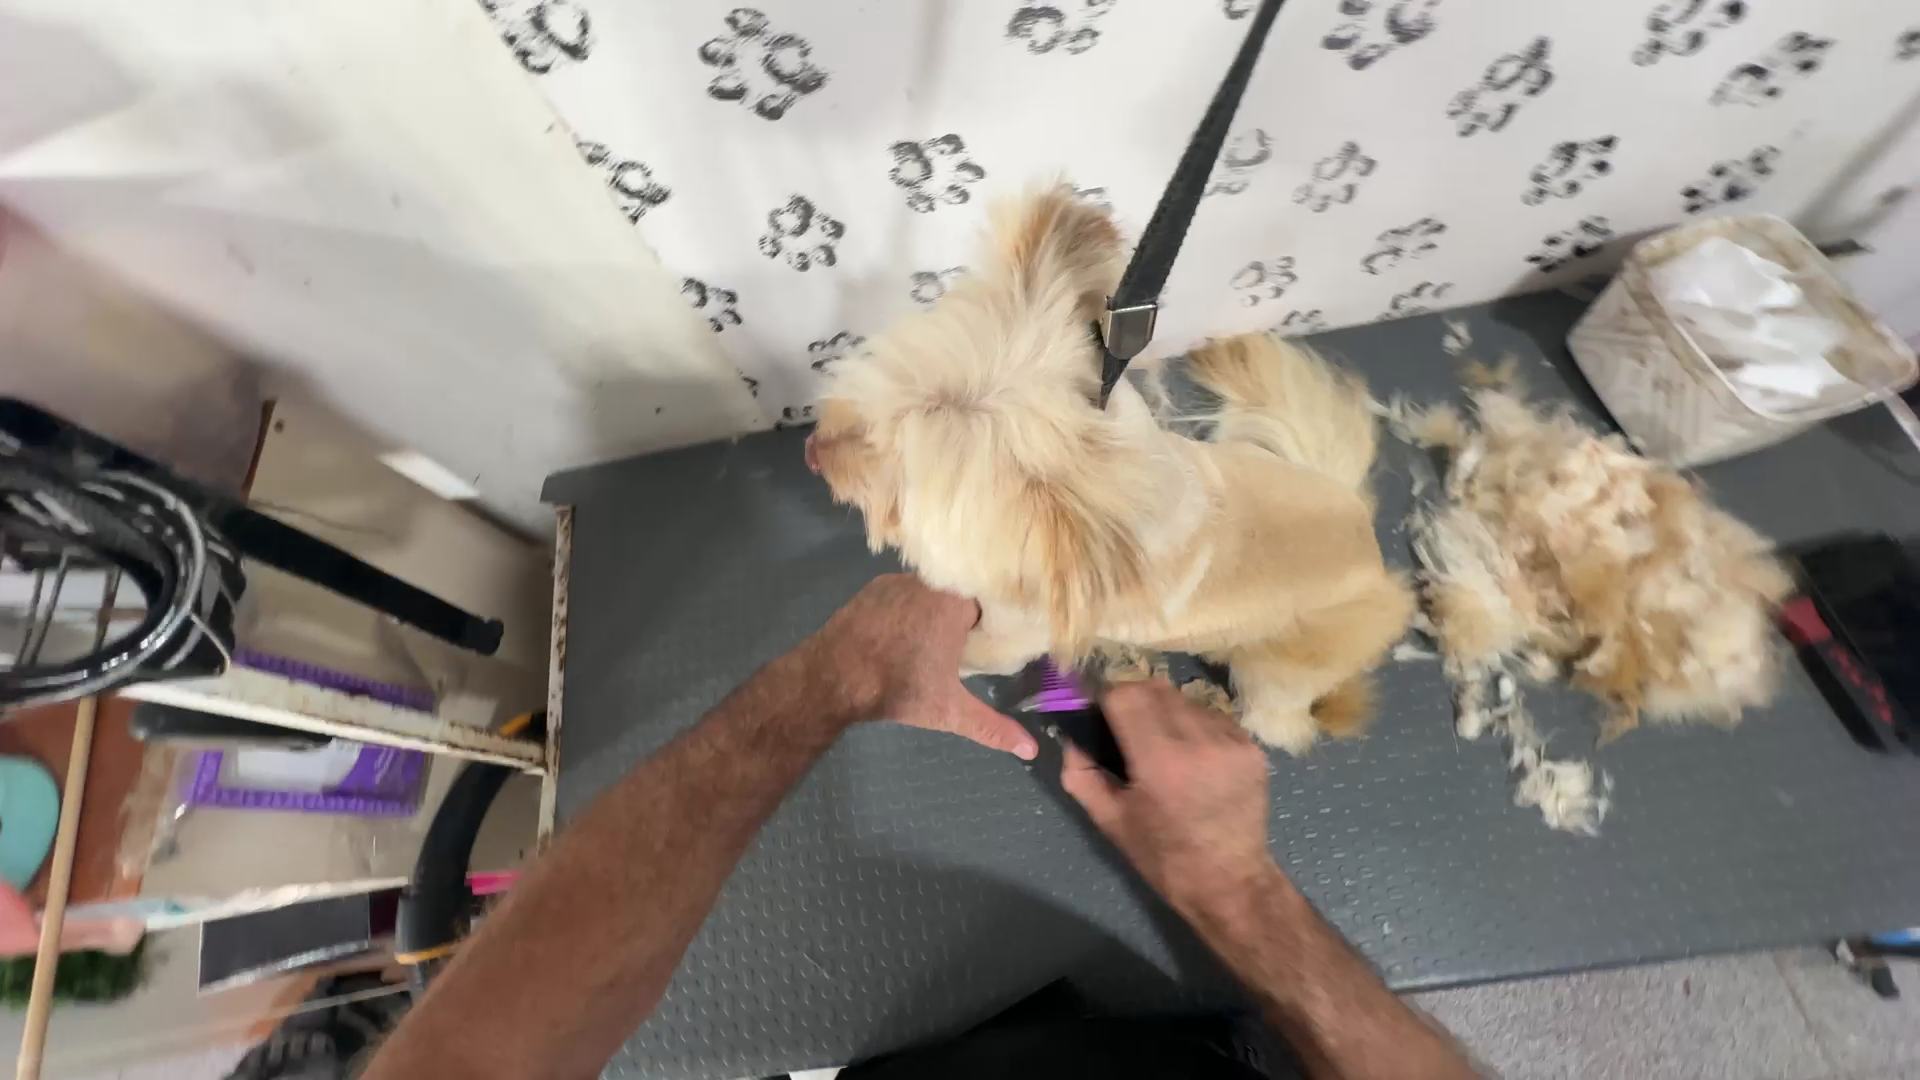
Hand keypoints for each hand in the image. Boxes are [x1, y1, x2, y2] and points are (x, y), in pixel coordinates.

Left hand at [810, 574, 1037, 758]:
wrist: (832, 677)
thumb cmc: (897, 688)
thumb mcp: (949, 711)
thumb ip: (992, 727)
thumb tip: (1030, 749)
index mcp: (955, 602)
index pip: (991, 597)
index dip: (996, 616)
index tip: (997, 635)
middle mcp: (930, 582)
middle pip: (962, 591)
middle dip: (967, 613)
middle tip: (969, 642)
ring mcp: (899, 581)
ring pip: (932, 588)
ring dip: (936, 608)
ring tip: (937, 637)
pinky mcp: (874, 586)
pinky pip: (905, 590)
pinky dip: (909, 606)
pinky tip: (905, 630)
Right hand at [1060, 679, 1277, 916]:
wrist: (1230, 883)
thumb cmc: (1163, 855)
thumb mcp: (1108, 818)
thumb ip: (1080, 771)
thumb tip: (1071, 734)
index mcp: (1160, 760)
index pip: (1125, 695)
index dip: (1106, 701)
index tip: (1101, 717)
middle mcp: (1199, 741)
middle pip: (1153, 688)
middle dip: (1132, 699)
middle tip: (1125, 727)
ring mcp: (1231, 741)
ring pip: (1182, 697)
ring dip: (1163, 709)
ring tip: (1161, 742)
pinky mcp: (1251, 746)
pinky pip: (1209, 714)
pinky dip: (1192, 723)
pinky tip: (1191, 752)